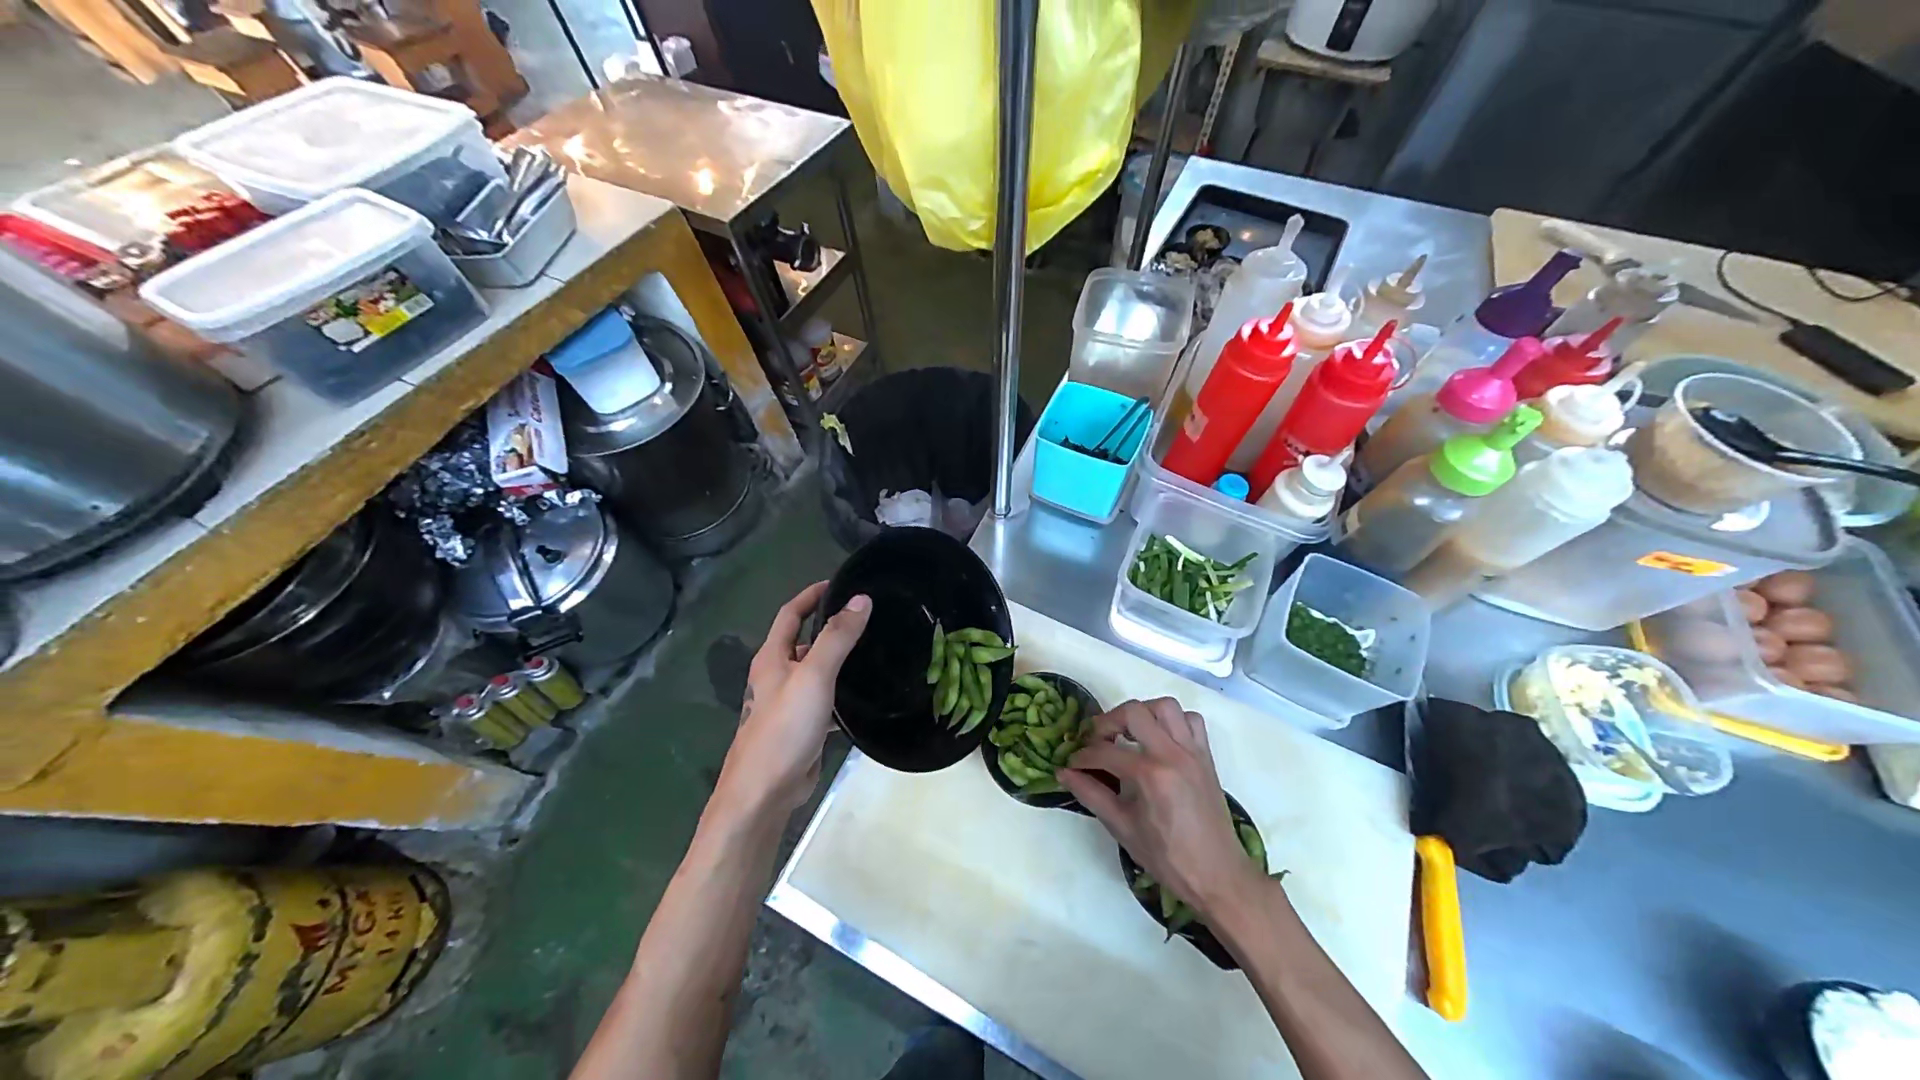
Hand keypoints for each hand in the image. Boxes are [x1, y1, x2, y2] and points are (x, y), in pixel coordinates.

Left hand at [712, 581, 870, 819]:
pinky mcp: (801, 729)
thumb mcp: (813, 675)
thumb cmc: (784, 728)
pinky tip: (866, 696)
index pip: (790, 613)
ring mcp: (788, 704)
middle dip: (831, 627)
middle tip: (868, 619)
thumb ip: (837, 637)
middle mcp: (776, 676)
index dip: (811, 595)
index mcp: (771, 657)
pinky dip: (843, 694)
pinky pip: (825, 701)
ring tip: (876, 652)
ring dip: (839, 661)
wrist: (764, 791)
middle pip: (803, 642)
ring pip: (816, 672)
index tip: (839, 583)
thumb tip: (860, 599)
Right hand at [1060, 698, 1268, 924]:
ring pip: (1165, 706)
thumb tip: (1064, 773)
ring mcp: (1192, 751)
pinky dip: (1173, 721)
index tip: (1072, 765)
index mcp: (1149, 774)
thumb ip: (1091, 794)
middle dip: (1108, 722)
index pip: (1105, 752)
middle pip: (1134, 712)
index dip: (1082, 757)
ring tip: (1129, 733)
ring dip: (1142, 713)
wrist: (1217, 874)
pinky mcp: (1206, 756)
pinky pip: (1191, 720)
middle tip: (1097, 741)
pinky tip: (1160, 739)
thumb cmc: (1167, 857)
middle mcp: (1172, 754)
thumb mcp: (1122, 827)